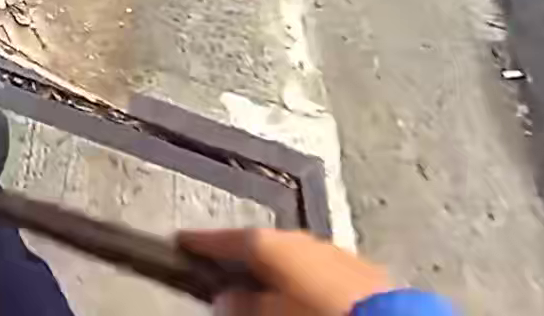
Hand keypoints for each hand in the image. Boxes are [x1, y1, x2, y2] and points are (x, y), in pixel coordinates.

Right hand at [178, 228, 393, 315]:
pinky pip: (322, 275)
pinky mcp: (365, 272)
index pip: (214, 239)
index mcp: (261, 240)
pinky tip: (314, 303)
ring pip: (291, 260)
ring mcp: (329, 251)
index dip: (194, 245)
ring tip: (277, 300)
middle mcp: (290, 236)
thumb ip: (239, 307)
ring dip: (280, 276)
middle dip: (244, 266)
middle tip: (233, 285)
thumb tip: (222, 300)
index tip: (179, 246)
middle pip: (255, 249)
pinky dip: (311, 285)